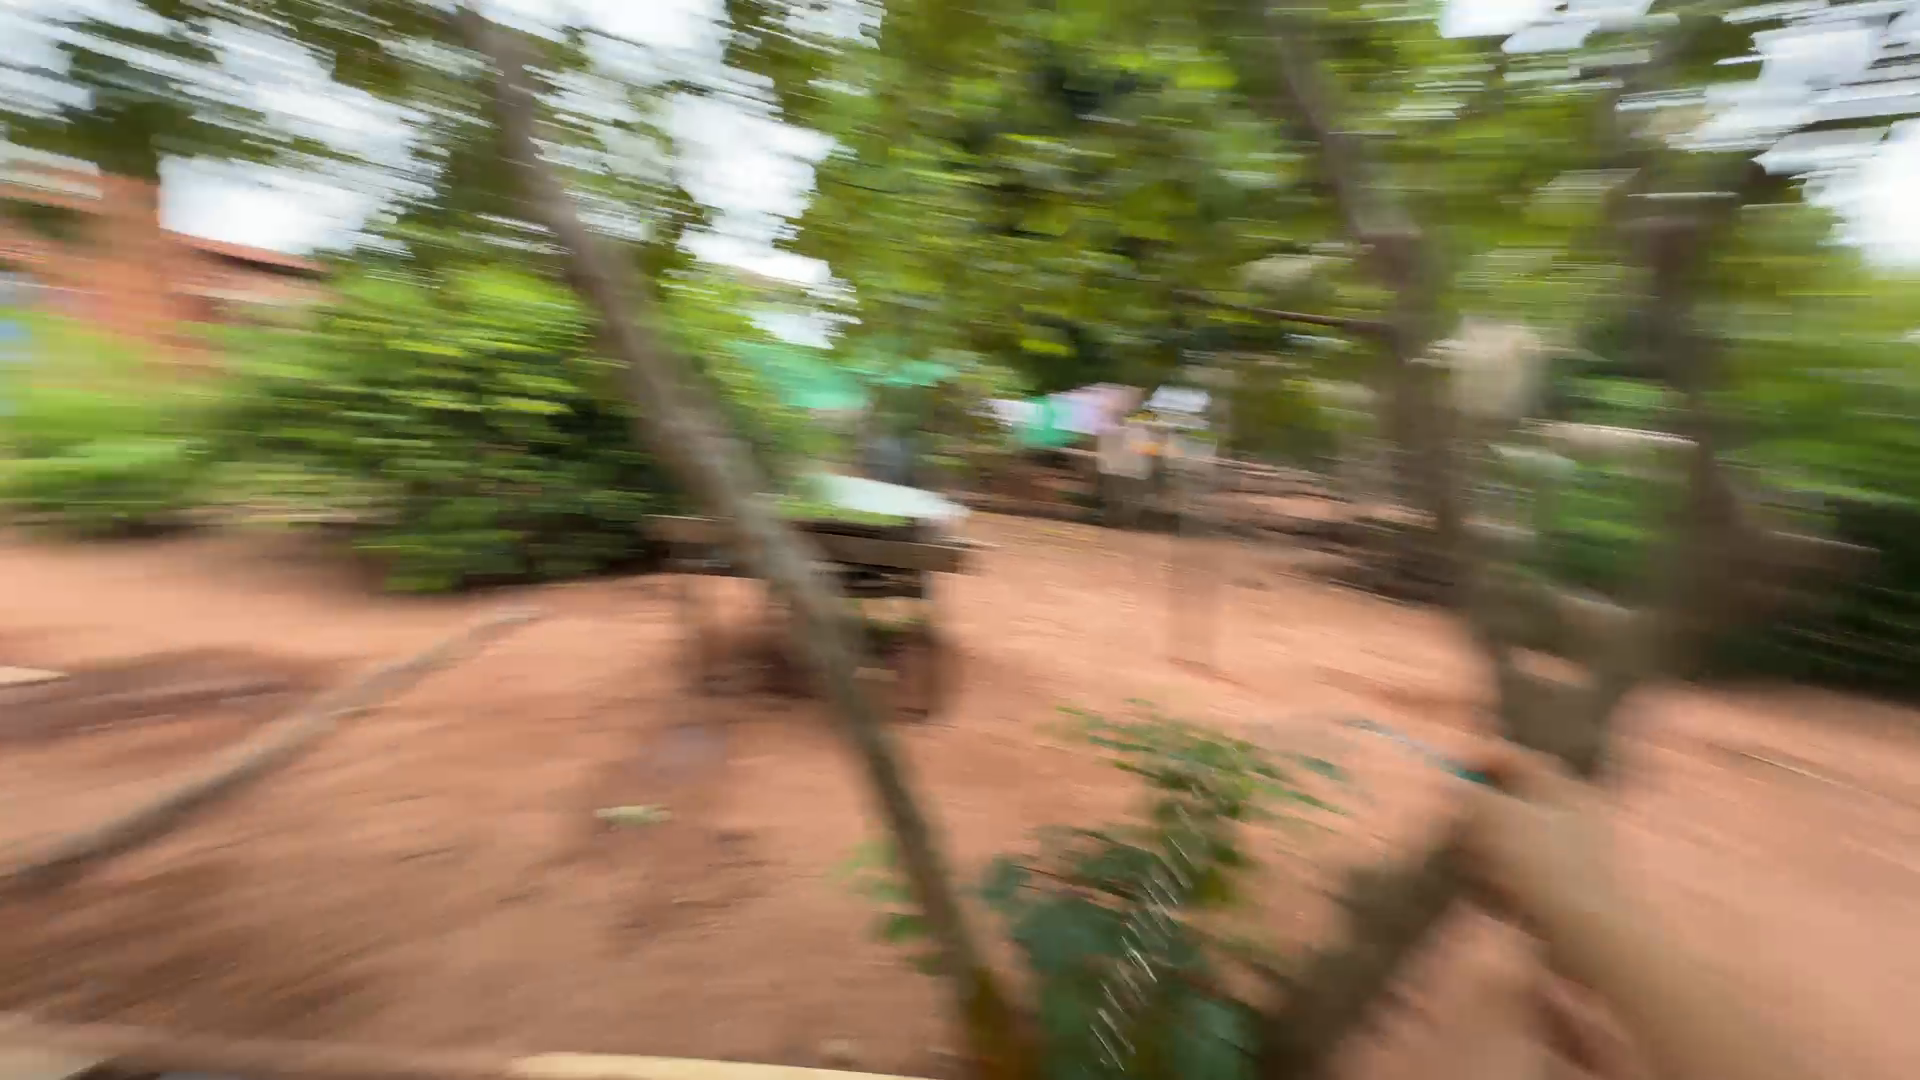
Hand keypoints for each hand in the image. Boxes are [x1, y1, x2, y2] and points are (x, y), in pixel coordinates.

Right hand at [1454, 741, 1619, 974]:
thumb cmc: (1544, 864)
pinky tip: (1499, 903)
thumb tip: (1455, 787)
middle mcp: (1566, 820)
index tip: (1450, 771)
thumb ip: (1467, 792)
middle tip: (1463, 836)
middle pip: (1499, 805)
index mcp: (1562, 790)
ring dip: (1480, 861)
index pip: (1514, 759)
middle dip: (1473, 823)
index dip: (1478, 758)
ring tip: (1486, 878)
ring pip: (1498, 845)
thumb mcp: (1494, 813)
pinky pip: (1509, 878)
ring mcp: (1563, 860)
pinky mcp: (1555, 894)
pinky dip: (1495, 887)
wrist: (1593, 938)